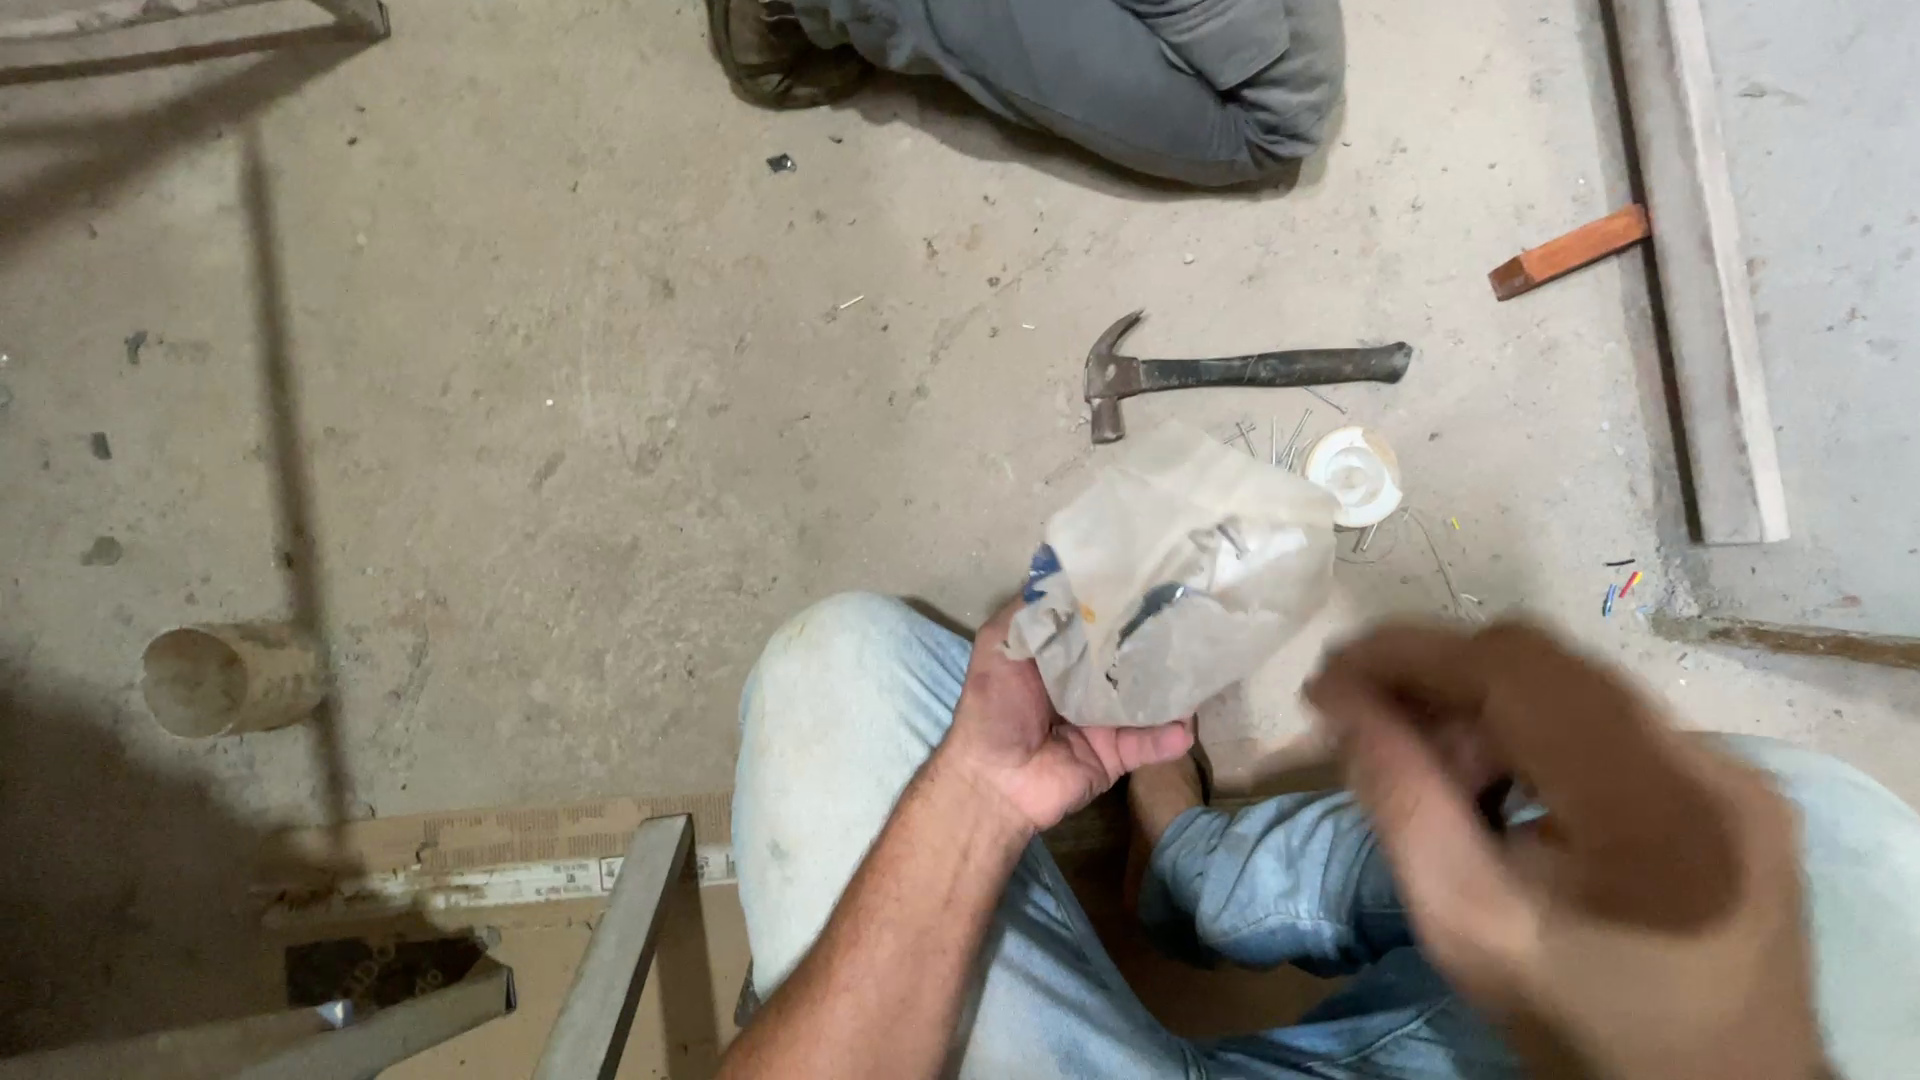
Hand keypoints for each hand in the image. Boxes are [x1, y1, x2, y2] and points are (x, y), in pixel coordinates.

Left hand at [936, 599, 1194, 832]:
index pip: (1096, 624)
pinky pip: (1150, 744)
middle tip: (1190, 618)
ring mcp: (1105, 720)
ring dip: (1173, 687)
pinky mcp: (1116, 754)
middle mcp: (1085, 684)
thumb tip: (1063, 571)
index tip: (1149, 580)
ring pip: (1148, 699)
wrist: (993, 778)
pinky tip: (1184, 725)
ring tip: (1201, 667)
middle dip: (1154, 641)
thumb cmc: (992, 706)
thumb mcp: (999, 645)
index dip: (1118, 605)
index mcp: (1059, 657)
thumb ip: (1029, 611)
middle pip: (1127, 658)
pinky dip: (1169, 736)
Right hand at [1305, 620, 1820, 1079]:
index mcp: (1655, 805)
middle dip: (1429, 675)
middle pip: (1536, 664)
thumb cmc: (1576, 1022)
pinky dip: (1509, 726)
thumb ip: (1397, 795)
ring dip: (1465, 701)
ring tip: (1414, 756)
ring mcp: (1720, 772)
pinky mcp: (1712, 786)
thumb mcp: (1460, 915)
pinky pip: (1587, 718)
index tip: (1327, 677)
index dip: (1408, 655)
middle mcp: (1706, 765)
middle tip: (1356, 712)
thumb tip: (1337, 696)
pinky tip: (1475, 773)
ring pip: (1558, 683)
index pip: (1514, 670)